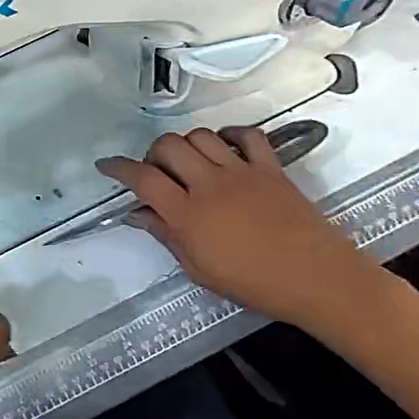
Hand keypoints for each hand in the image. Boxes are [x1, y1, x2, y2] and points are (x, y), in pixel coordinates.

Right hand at [96, 128, 388, 331]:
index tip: (106, 166)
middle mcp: (210, 184)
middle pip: (169, 146)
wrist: (313, 277)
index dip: (119, 168)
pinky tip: (223, 148)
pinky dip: (229, 135)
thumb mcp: (199, 269)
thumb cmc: (251, 283)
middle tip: (155, 172)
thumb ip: (167, 236)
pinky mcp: (270, 167)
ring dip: (186, 144)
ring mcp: (242, 171)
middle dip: (152, 153)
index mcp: (188, 214)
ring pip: (201, 136)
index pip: (143, 179)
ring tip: (187, 163)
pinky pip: (247, 135)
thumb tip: (139, 215)